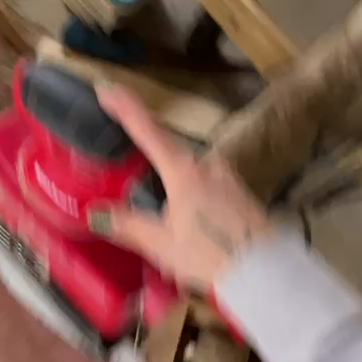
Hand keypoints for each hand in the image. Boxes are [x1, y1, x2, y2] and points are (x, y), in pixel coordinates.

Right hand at [86, 85, 272, 290]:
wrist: (266, 273)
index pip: (148, 131)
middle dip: (148, 156)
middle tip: (126, 166)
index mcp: (183, 171)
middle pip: (169, 150)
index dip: (126, 109)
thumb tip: (95, 213)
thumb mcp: (161, 243)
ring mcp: (227, 176)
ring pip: (188, 168)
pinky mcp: (240, 191)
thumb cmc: (209, 256)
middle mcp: (207, 164)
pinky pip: (206, 182)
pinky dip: (190, 191)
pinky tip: (187, 218)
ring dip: (171, 180)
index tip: (107, 89)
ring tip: (159, 208)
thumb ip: (127, 224)